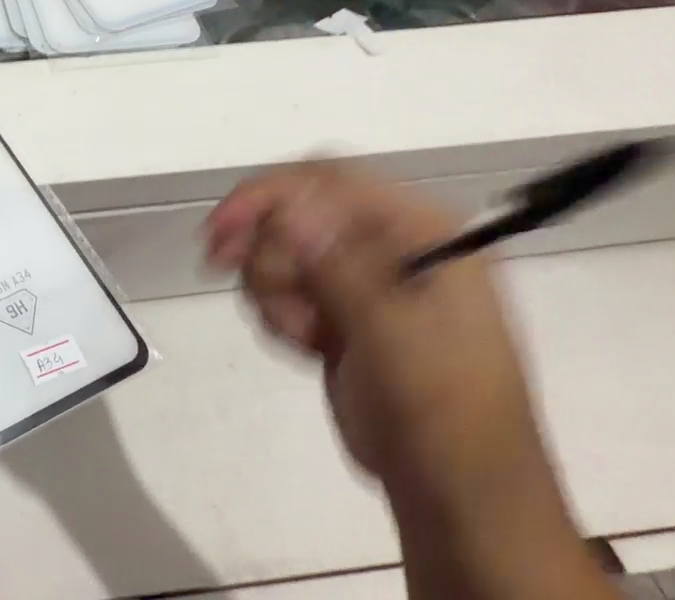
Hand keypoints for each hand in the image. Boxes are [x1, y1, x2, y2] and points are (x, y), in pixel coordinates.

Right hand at [203, 164, 556, 524]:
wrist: (454, 494)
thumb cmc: (443, 417)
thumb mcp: (396, 340)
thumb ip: (343, 269)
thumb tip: (289, 206)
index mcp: (424, 235)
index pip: (328, 180)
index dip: (268, 195)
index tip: (220, 233)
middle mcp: (391, 243)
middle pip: (292, 210)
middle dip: (266, 252)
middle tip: (263, 301)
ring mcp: (363, 275)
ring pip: (277, 246)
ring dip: (269, 288)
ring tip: (299, 336)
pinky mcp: (338, 306)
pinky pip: (279, 282)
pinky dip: (274, 310)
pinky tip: (302, 345)